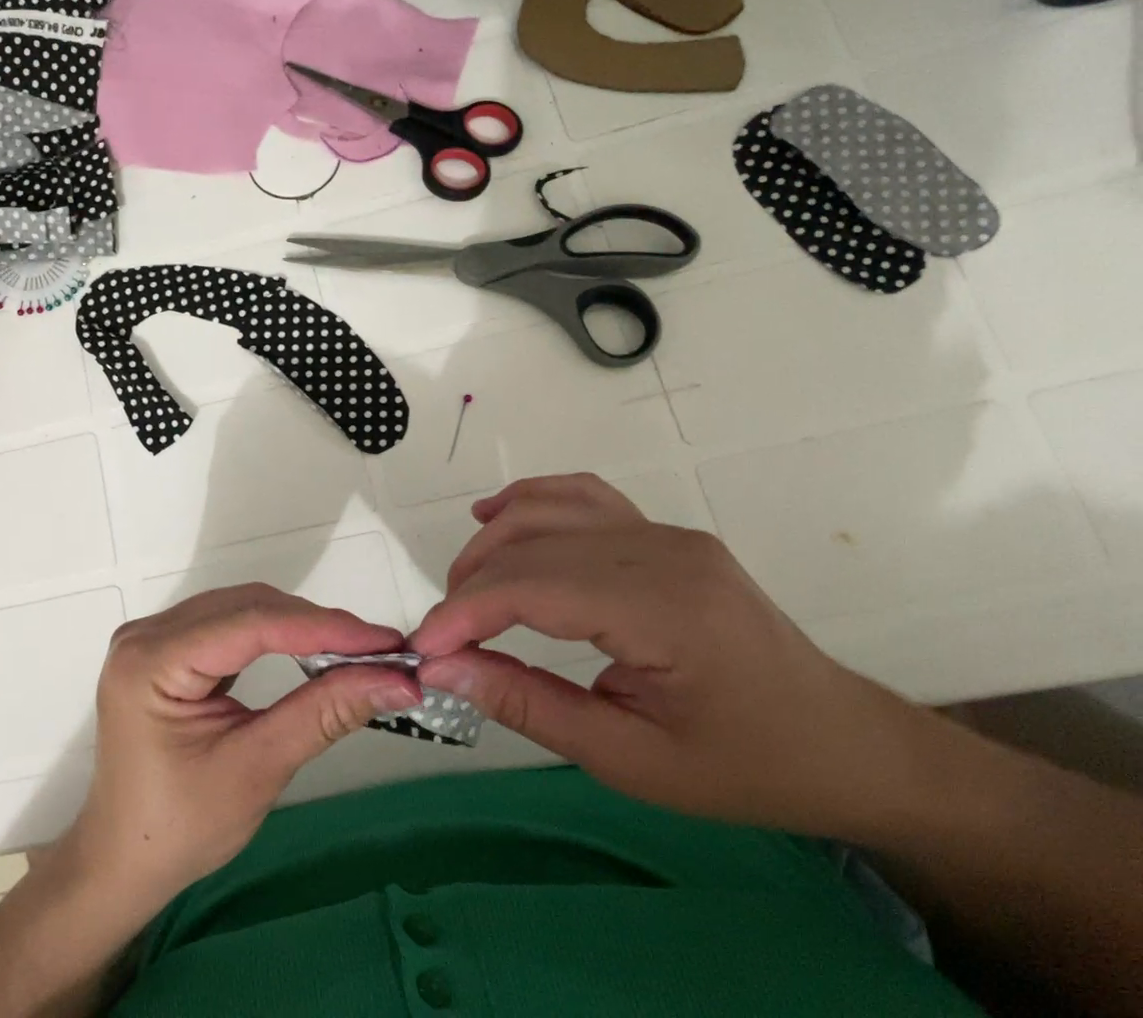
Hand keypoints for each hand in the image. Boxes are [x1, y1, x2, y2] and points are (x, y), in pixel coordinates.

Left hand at [63, 584, 422, 905]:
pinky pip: (227, 629)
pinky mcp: (164, 654)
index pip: (251, 624)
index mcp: (150, 662)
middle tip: (381, 653)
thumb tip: (396, 680)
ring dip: (299, 627)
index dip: (324, 627)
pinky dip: (274, 639)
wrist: (125, 859)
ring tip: (356, 653)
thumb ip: (323, 714)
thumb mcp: (257, 768)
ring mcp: (151, 642)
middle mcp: (144, 636)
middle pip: (245, 608)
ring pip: (240, 611)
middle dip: (316, 625)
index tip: (387, 643)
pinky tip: (311, 654)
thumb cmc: (181, 826)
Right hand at [409, 474, 946, 842]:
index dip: (463, 613)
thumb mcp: (628, 758)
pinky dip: (532, 504)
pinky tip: (495, 518)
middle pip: (533, 545)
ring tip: (459, 595)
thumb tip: (443, 668)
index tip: (422, 651)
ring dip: (492, 544)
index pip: (532, 586)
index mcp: (665, 610)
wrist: (844, 748)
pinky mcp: (669, 537)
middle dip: (468, 586)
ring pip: (552, 510)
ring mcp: (671, 535)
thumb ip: (527, 705)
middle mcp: (666, 552)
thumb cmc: (742, 767)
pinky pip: (586, 500)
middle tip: (440, 642)